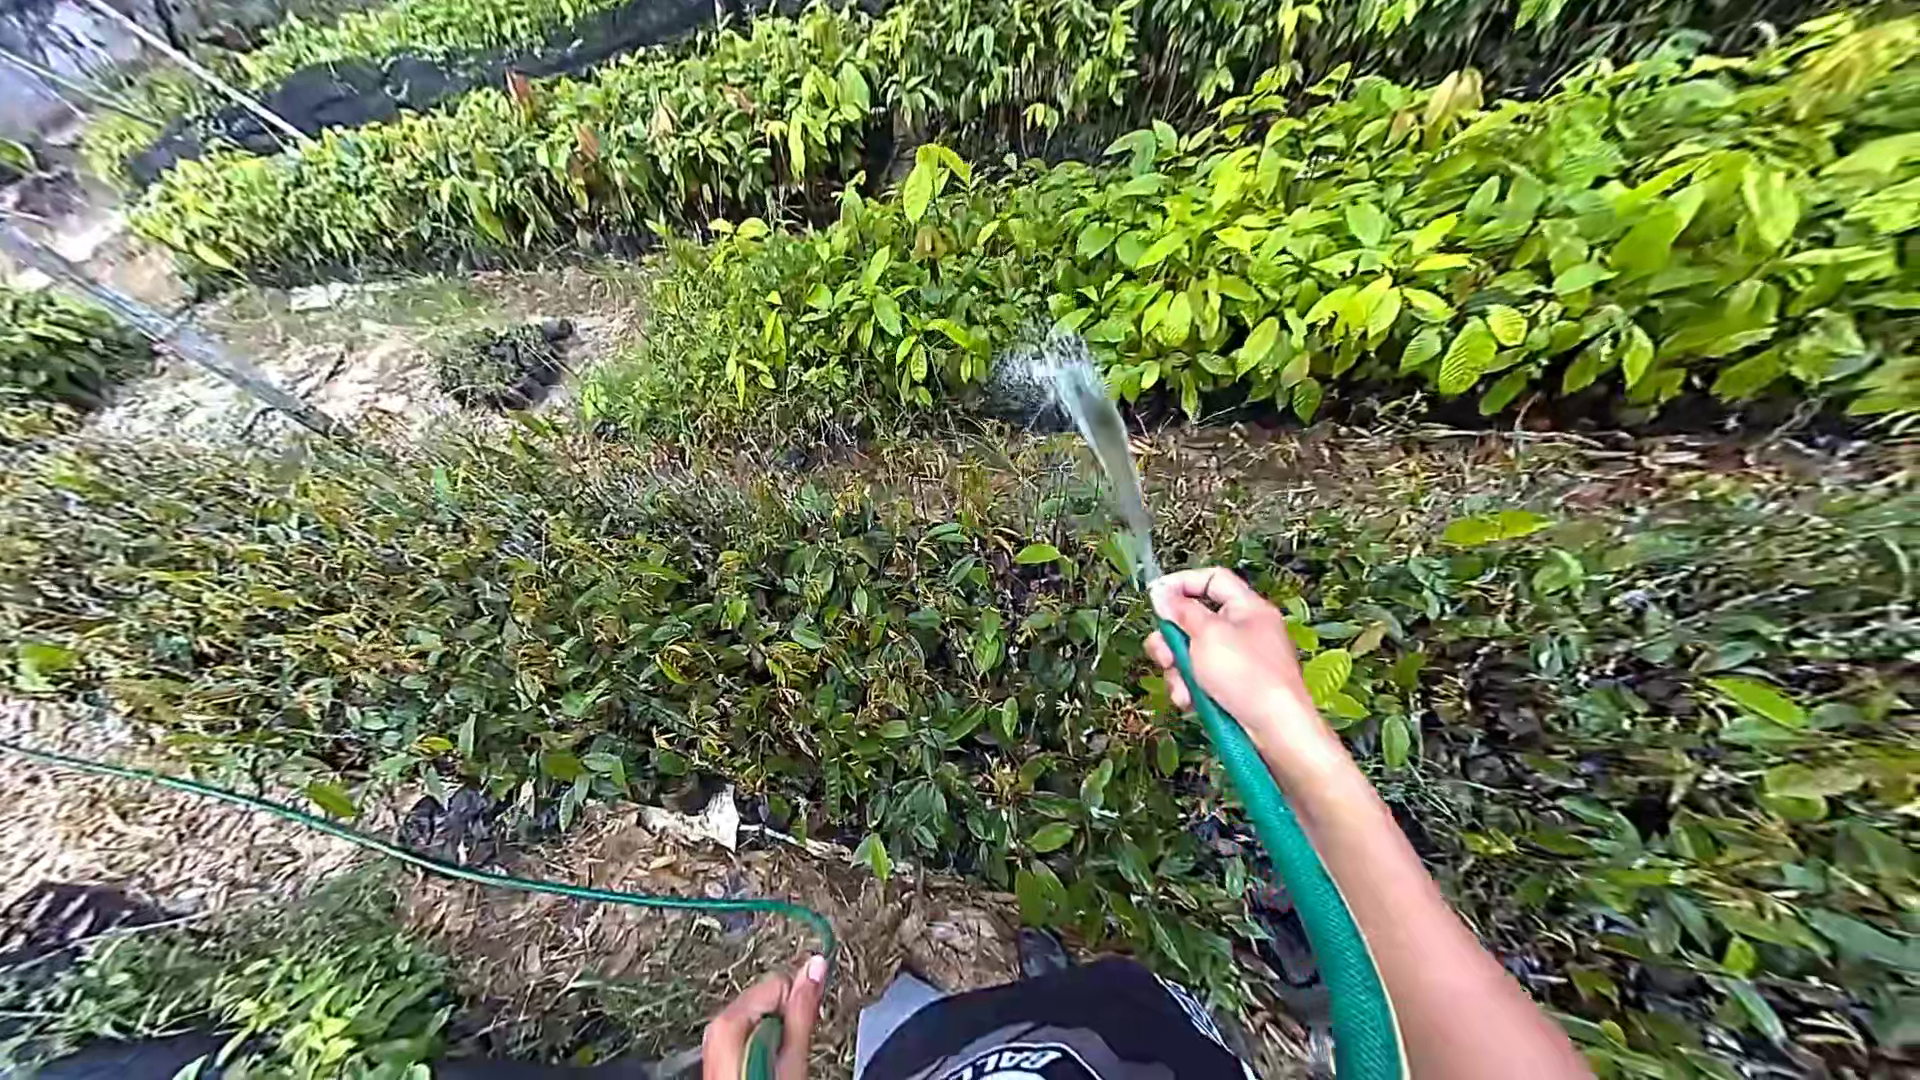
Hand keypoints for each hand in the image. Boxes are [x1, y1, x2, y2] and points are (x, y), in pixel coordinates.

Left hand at [702, 955, 826, 1079]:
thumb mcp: (791, 1062)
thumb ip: (802, 1009)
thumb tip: (816, 965)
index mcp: (730, 1022)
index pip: (779, 983)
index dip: (796, 1007)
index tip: (798, 1036)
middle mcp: (718, 1026)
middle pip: (768, 997)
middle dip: (784, 1021)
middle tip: (787, 1057)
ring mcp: (717, 1043)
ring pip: (762, 1016)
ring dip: (776, 1035)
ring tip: (776, 1068)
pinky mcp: (720, 1057)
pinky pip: (752, 1033)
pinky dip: (765, 1046)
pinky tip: (766, 1071)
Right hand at [1144, 568, 1353, 788]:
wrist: (1277, 732)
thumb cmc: (1246, 676)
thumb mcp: (1207, 634)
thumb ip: (1181, 610)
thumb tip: (1162, 593)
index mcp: (1248, 608)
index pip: (1212, 579)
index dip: (1182, 583)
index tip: (1155, 596)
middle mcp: (1245, 630)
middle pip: (1195, 619)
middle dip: (1172, 638)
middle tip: (1163, 653)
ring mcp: (1240, 660)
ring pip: (1192, 652)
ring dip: (1178, 669)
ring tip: (1180, 686)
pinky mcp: (1233, 687)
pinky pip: (1200, 677)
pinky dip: (1190, 688)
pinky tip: (1189, 701)